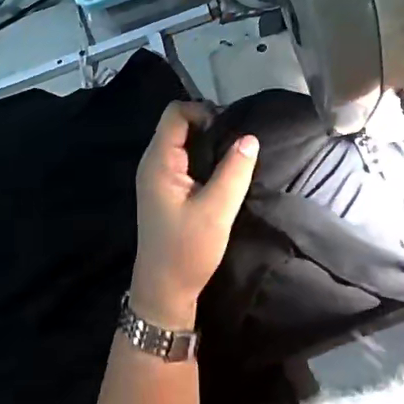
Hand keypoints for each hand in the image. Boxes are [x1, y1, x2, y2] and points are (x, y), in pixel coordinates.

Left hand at [132, 102, 257, 328]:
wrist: (164, 292)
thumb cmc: (187, 250)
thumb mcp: (216, 211)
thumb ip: (234, 171)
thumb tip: (250, 138)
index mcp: (158, 162)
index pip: (175, 113)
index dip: (203, 111)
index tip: (230, 129)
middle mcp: (153, 164)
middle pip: (179, 124)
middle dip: (209, 125)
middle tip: (238, 142)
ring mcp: (158, 178)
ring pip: (183, 143)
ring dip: (208, 143)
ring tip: (235, 156)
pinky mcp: (167, 191)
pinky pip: (185, 160)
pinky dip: (204, 158)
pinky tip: (224, 173)